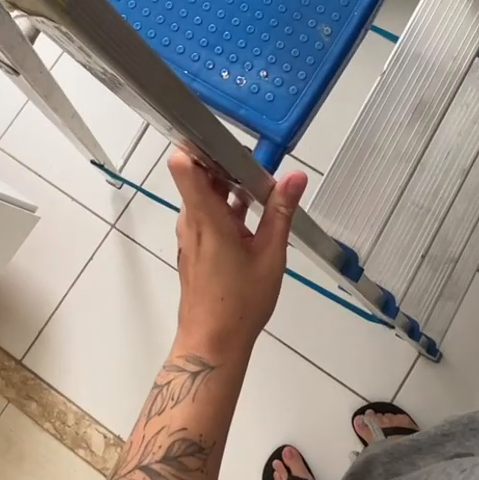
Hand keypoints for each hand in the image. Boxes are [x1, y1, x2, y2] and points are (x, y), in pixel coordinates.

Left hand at [166, 148, 306, 359]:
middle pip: (198, 176)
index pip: (183, 165)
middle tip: (257, 167)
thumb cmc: (239, 302)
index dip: (197, 144)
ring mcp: (189, 234)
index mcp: (206, 217)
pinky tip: (250, 217)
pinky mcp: (194, 246)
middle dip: (225, 165)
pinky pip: (205, 214)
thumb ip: (281, 211)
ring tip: (259, 190)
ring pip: (203, 196)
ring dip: (227, 188)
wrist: (213, 342)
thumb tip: (295, 178)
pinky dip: (224, 207)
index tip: (223, 138)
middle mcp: (191, 220)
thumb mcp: (271, 254)